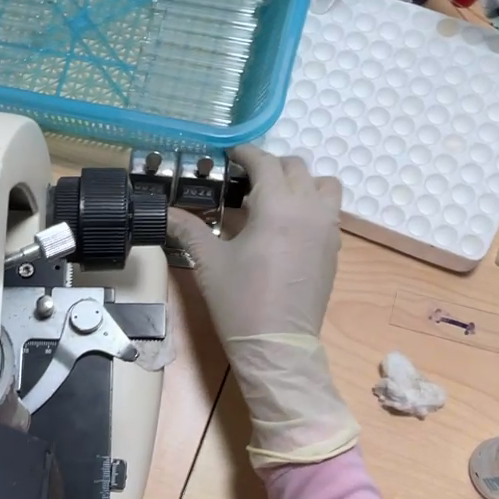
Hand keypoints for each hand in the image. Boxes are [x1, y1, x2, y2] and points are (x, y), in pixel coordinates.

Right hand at [168, 145, 359, 467]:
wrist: (277, 344)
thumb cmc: (240, 301)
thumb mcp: (208, 263)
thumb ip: (188, 229)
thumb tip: (165, 212)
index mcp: (278, 206)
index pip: (265, 162)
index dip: (245, 154)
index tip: (229, 157)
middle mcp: (309, 208)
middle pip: (295, 167)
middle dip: (270, 167)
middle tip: (244, 182)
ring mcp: (327, 228)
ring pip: (322, 184)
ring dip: (299, 182)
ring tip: (273, 199)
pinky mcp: (333, 248)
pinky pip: (328, 210)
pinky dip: (310, 205)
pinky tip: (286, 226)